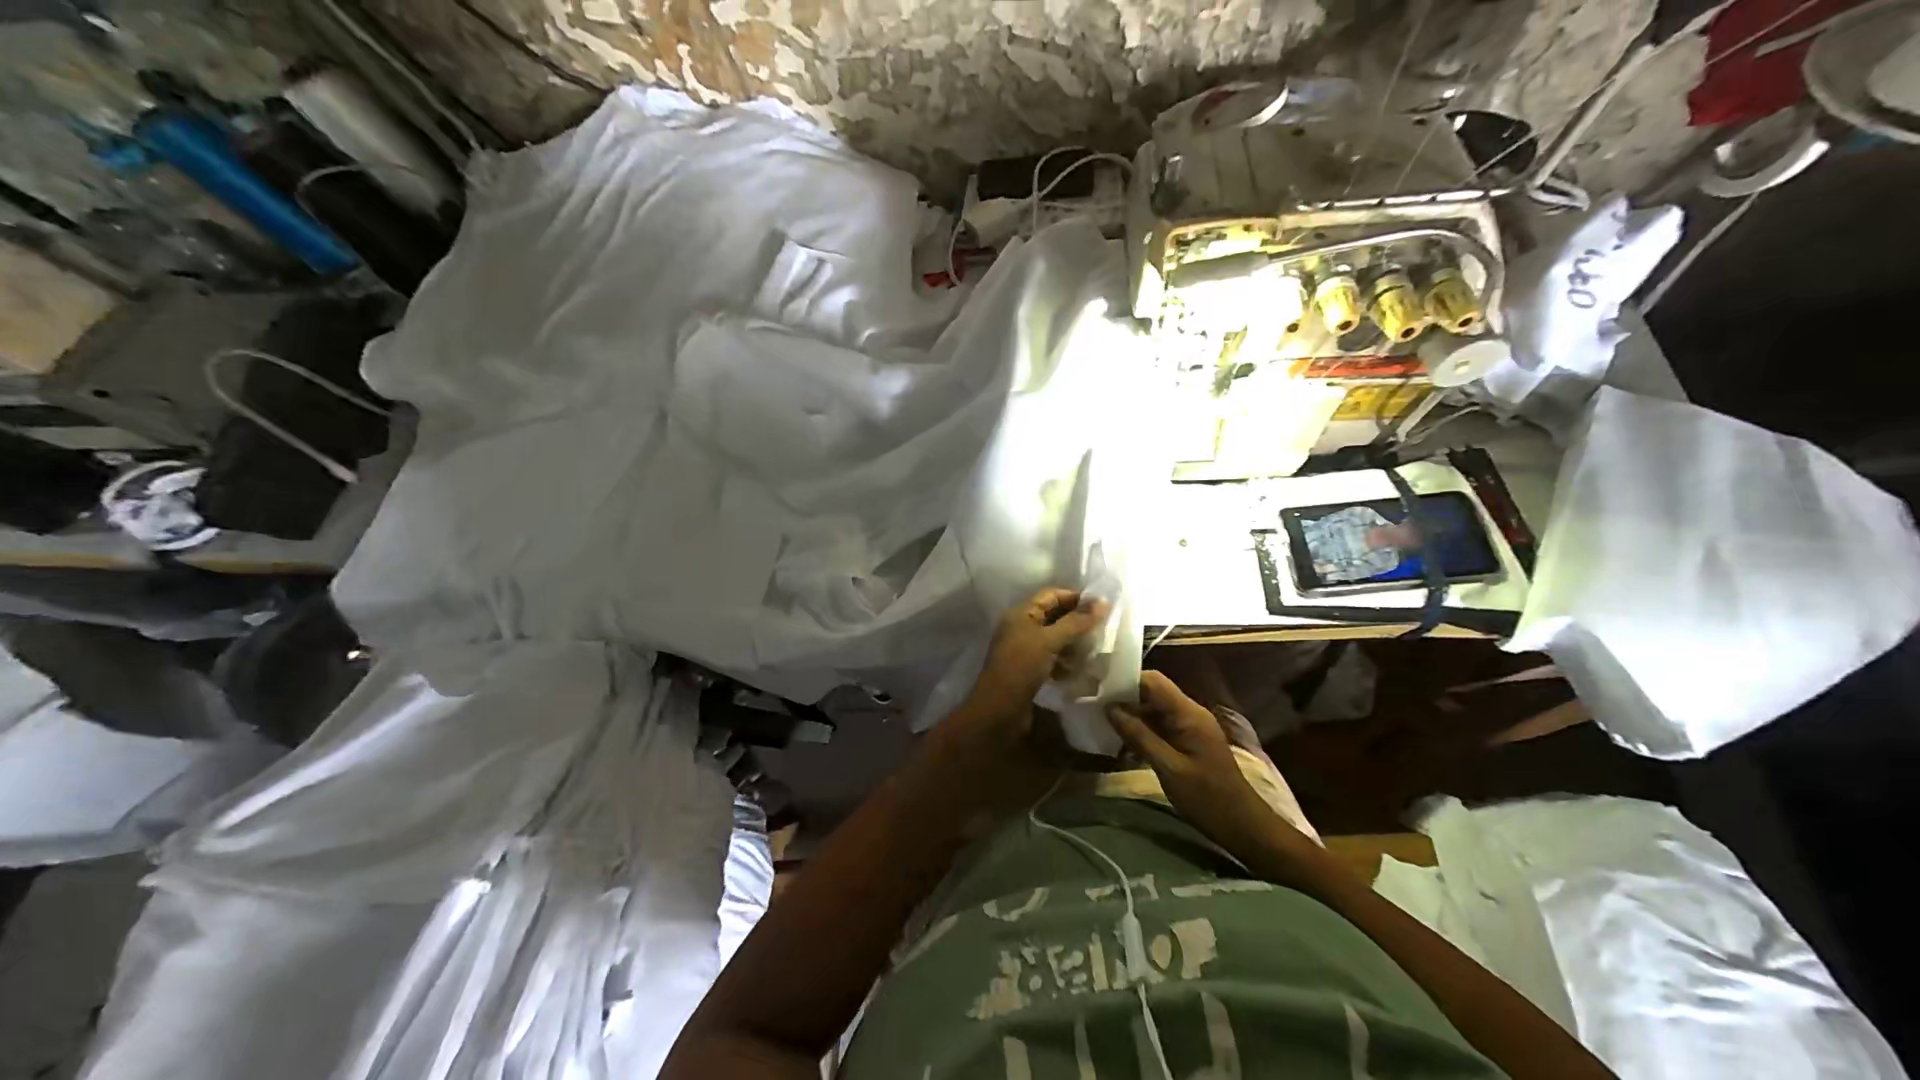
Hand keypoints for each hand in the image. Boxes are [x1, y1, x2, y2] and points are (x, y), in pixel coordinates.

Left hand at [950, 587, 1106, 744]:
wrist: (999, 710)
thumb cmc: (1021, 667)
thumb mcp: (1049, 641)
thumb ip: (1076, 621)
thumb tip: (1103, 601)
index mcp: (1021, 613)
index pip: (1051, 595)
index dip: (1075, 597)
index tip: (1102, 606)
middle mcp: (1021, 627)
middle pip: (1054, 616)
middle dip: (1077, 622)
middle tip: (1103, 629)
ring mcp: (1024, 649)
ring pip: (1055, 639)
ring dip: (1073, 644)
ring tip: (1094, 651)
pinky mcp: (1029, 670)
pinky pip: (1052, 658)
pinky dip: (1065, 661)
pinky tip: (1079, 670)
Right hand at [1105, 671, 1295, 854]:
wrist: (1243, 826)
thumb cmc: (1207, 798)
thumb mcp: (1168, 768)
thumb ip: (1139, 736)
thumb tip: (1110, 708)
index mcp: (1189, 714)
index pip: (1153, 681)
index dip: (1125, 681)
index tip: (1098, 689)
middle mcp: (1190, 713)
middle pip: (1153, 692)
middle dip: (1125, 697)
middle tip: (1094, 706)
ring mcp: (1190, 727)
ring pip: (1154, 709)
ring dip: (1131, 715)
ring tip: (1102, 722)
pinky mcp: (1188, 741)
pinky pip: (1160, 725)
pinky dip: (1142, 729)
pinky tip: (1122, 740)